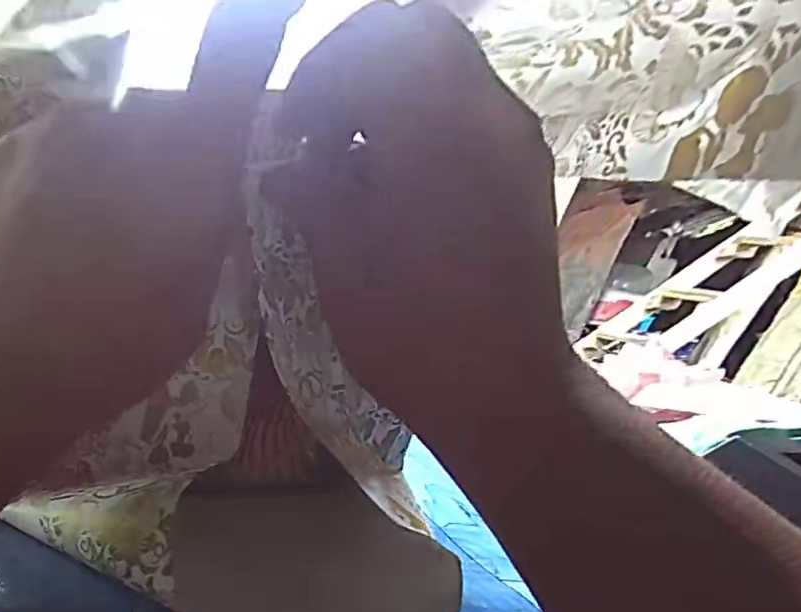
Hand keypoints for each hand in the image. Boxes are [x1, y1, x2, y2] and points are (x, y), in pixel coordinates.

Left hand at [0, 0, 296, 423]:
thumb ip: (210, 229)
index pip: (233, 52)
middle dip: (168, 148)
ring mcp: (58, 127)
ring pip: (105, 125)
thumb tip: (215, 180)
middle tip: (146, 220)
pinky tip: (47, 232)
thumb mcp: (192, 307)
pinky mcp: (8, 145)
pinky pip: (55, 144)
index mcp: (188, 164)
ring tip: (88, 235)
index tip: (253, 36)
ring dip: (110, 162)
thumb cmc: (115, 354)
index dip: (246, 38)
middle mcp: (125, 120)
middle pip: (163, 106)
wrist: (7, 368)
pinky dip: (63, 175)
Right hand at [265, 2, 569, 423]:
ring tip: (347, 167)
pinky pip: (466, 109)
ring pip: (446, 66)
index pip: (373, 43)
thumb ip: (312, 201)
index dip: (317, 76)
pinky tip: (389, 187)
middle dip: (353, 70)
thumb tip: (279, 169)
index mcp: (433, 136)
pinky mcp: (521, 170)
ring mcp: (514, 140)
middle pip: (417, 33)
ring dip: (385, 97)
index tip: (289, 134)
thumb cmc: (410, 340)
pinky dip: (417, 123)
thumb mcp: (343, 272)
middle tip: (315, 135)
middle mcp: (487, 115)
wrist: (498, 387)